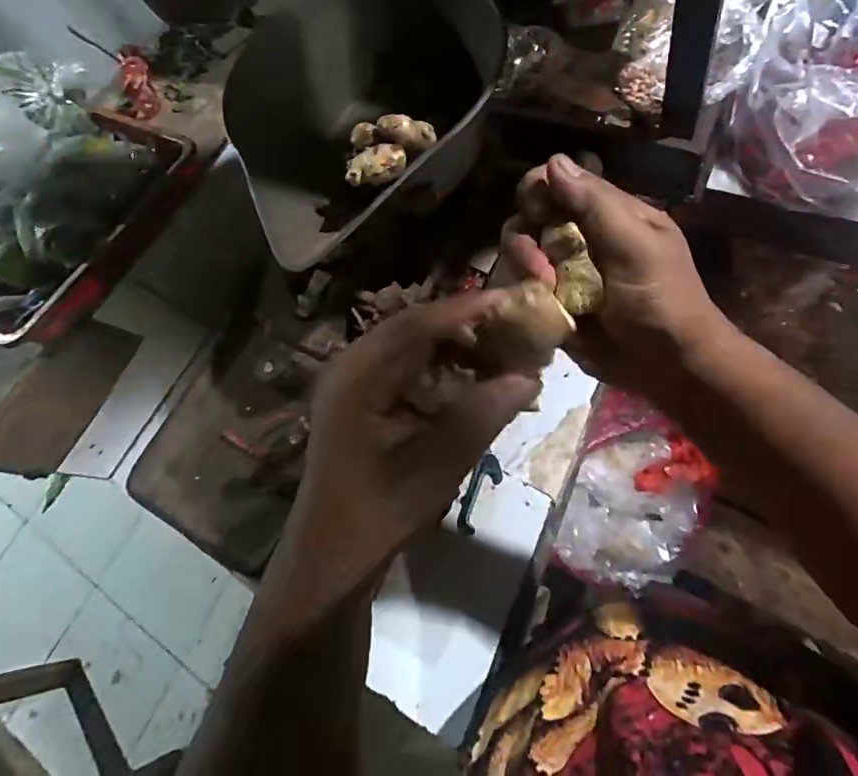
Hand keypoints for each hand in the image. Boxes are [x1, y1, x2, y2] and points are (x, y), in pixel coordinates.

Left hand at [291, 291, 542, 573]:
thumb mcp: (436, 470)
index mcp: (358, 377)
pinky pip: (404, 364)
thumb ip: (481, 418)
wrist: (327, 559)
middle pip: (413, 326)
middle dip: (466, 324)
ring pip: (410, 343)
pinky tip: (471, 379)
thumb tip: (530, 377)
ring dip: (455, 344)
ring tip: (501, 351)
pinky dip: (440, 365)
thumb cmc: (377, 517)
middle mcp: (350, 366)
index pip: (417, 324)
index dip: (467, 308)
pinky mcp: (359, 396)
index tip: (513, 299)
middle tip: (514, 327)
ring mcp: (351, 380)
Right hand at [500, 155, 730, 400]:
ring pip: (521, 248)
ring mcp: (565, 269)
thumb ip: (595, 203)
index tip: (540, 212)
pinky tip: (539, 304)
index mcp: (608, 212)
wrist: (671, 366)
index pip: (558, 181)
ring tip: (545, 286)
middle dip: (527, 233)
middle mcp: (581, 234)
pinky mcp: (554, 301)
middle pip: (531, 214)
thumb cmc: (662, 298)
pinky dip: (523, 289)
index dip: (540, 190)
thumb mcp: (635, 245)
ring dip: (525, 262)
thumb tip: (553, 160)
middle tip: (542, 263)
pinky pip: (523, 284)